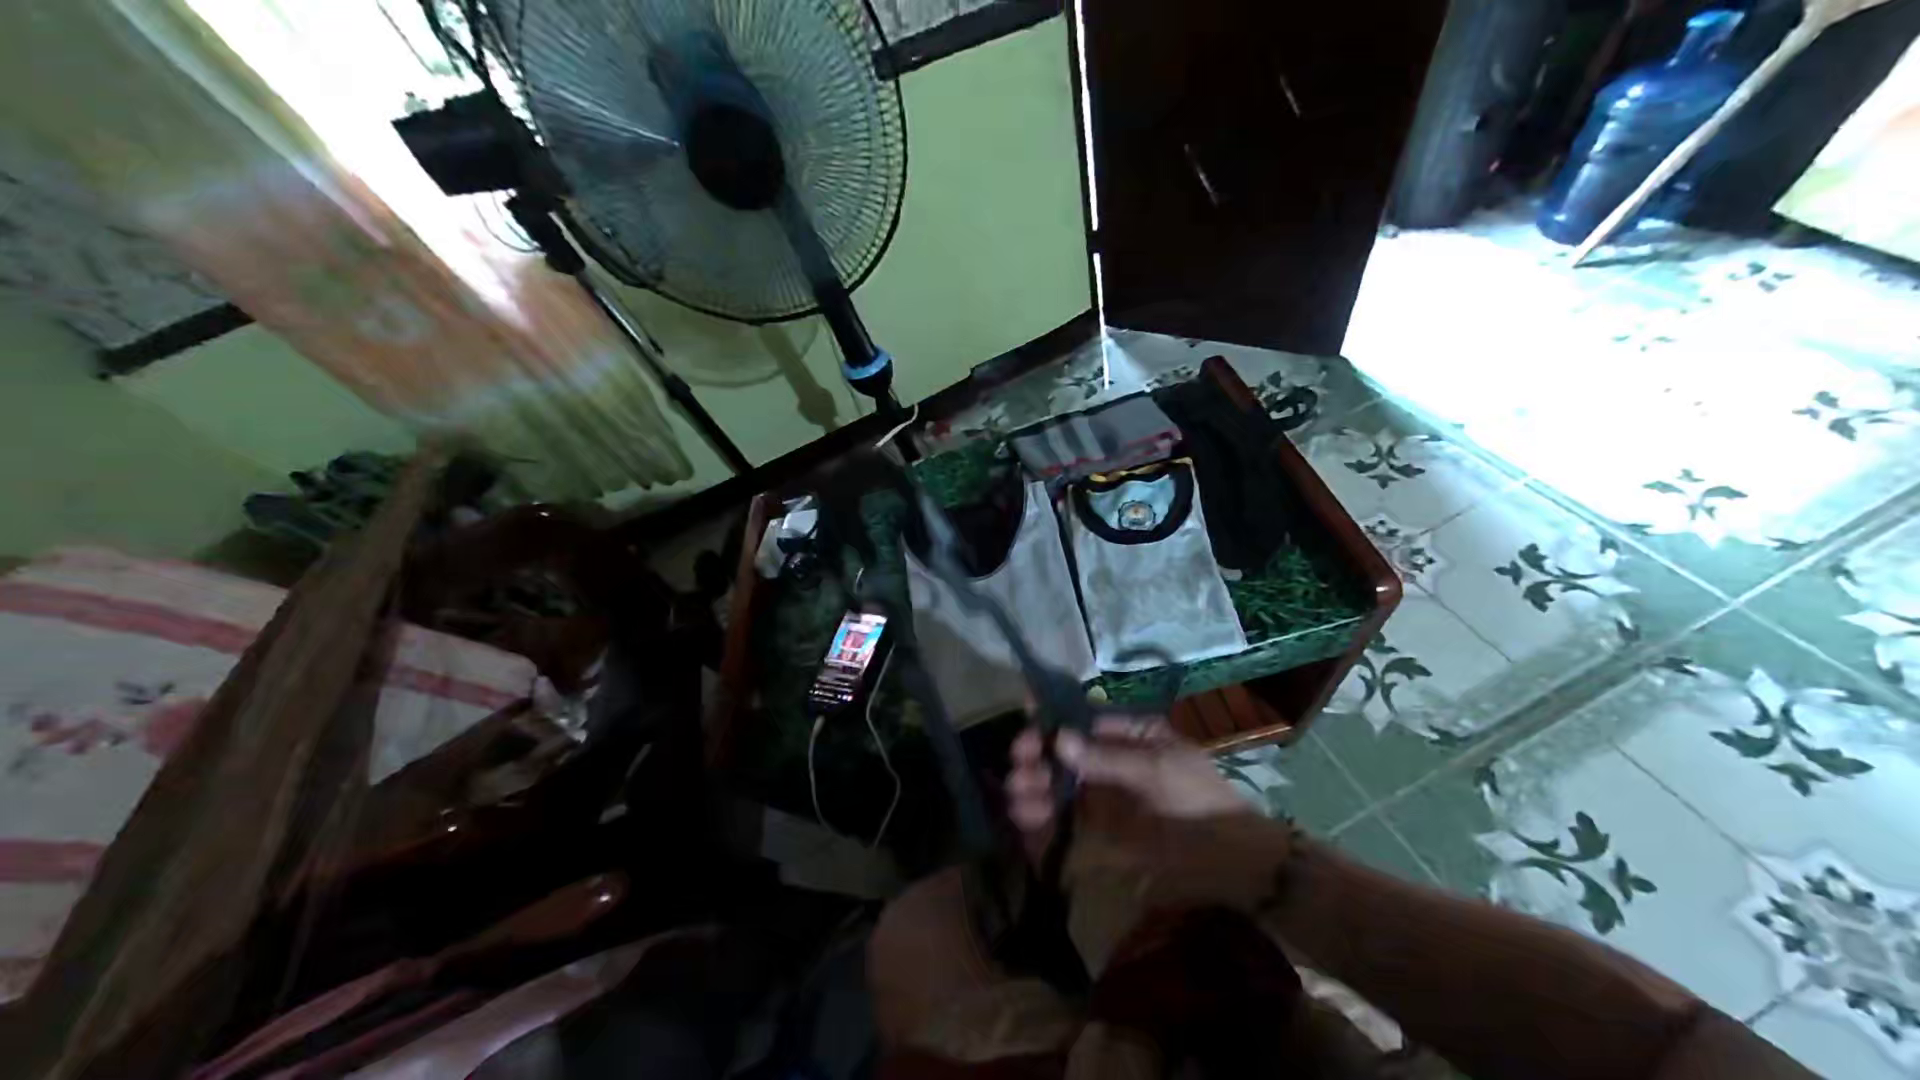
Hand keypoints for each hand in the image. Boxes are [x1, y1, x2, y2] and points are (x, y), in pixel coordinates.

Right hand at [1007, 716, 1248, 833]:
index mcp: (1127, 736)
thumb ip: (1106, 757)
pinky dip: (1036, 817)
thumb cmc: (1199, 801)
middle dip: (1035, 752)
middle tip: (1022, 758)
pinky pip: (1057, 819)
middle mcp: (1106, 762)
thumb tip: (1059, 737)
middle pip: (1059, 751)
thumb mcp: (1159, 770)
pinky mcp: (1092, 833)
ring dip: (1030, 783)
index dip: (1052, 714)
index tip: (1026, 711)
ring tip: (1020, 790)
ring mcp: (1098, 798)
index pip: (1081, 718)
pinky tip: (1023, 815)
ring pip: (1052, 784)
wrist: (1229, 863)